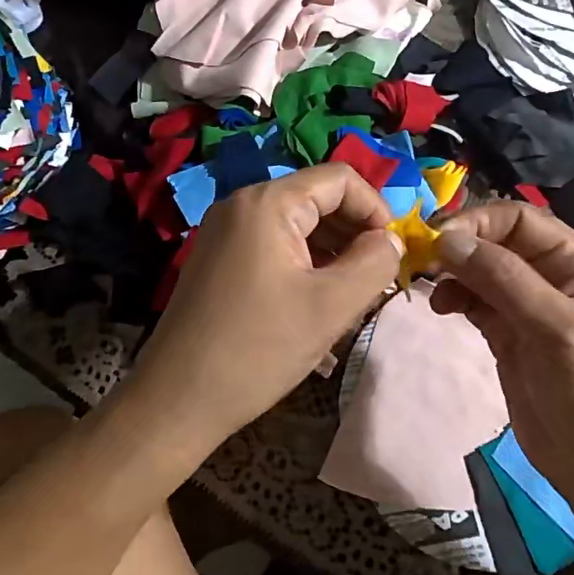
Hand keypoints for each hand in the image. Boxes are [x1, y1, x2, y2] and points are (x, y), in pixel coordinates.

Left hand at [126, 164, 404, 444]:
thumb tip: (389, 240)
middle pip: (314, 202)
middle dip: (353, 237)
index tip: (395, 254)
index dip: (376, 210)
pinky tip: (315, 311)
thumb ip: (374, 262)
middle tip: (375, 284)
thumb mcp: (331, 305)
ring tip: (350, 304)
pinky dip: (300, 270)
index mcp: (265, 203)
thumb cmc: (258, 347)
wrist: (179, 395)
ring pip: (294, 230)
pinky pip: (270, 250)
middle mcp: (239, 207)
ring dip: (330, 258)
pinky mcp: (215, 262)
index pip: (338, 179)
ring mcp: (222, 234)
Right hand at [427, 203, 573, 506]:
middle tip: (422, 264)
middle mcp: (557, 279)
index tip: (434, 240)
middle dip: (459, 248)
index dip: (476, 222)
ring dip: (453, 275)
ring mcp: (530, 310)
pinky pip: (475, 303)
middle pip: (497, 243)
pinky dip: (454, 299)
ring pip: (480, 273)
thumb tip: (446, 238)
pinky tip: (441, 309)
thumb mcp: (557, 328)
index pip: (521, 221)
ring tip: (433, 294)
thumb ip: (502, 278)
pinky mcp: (509, 337)